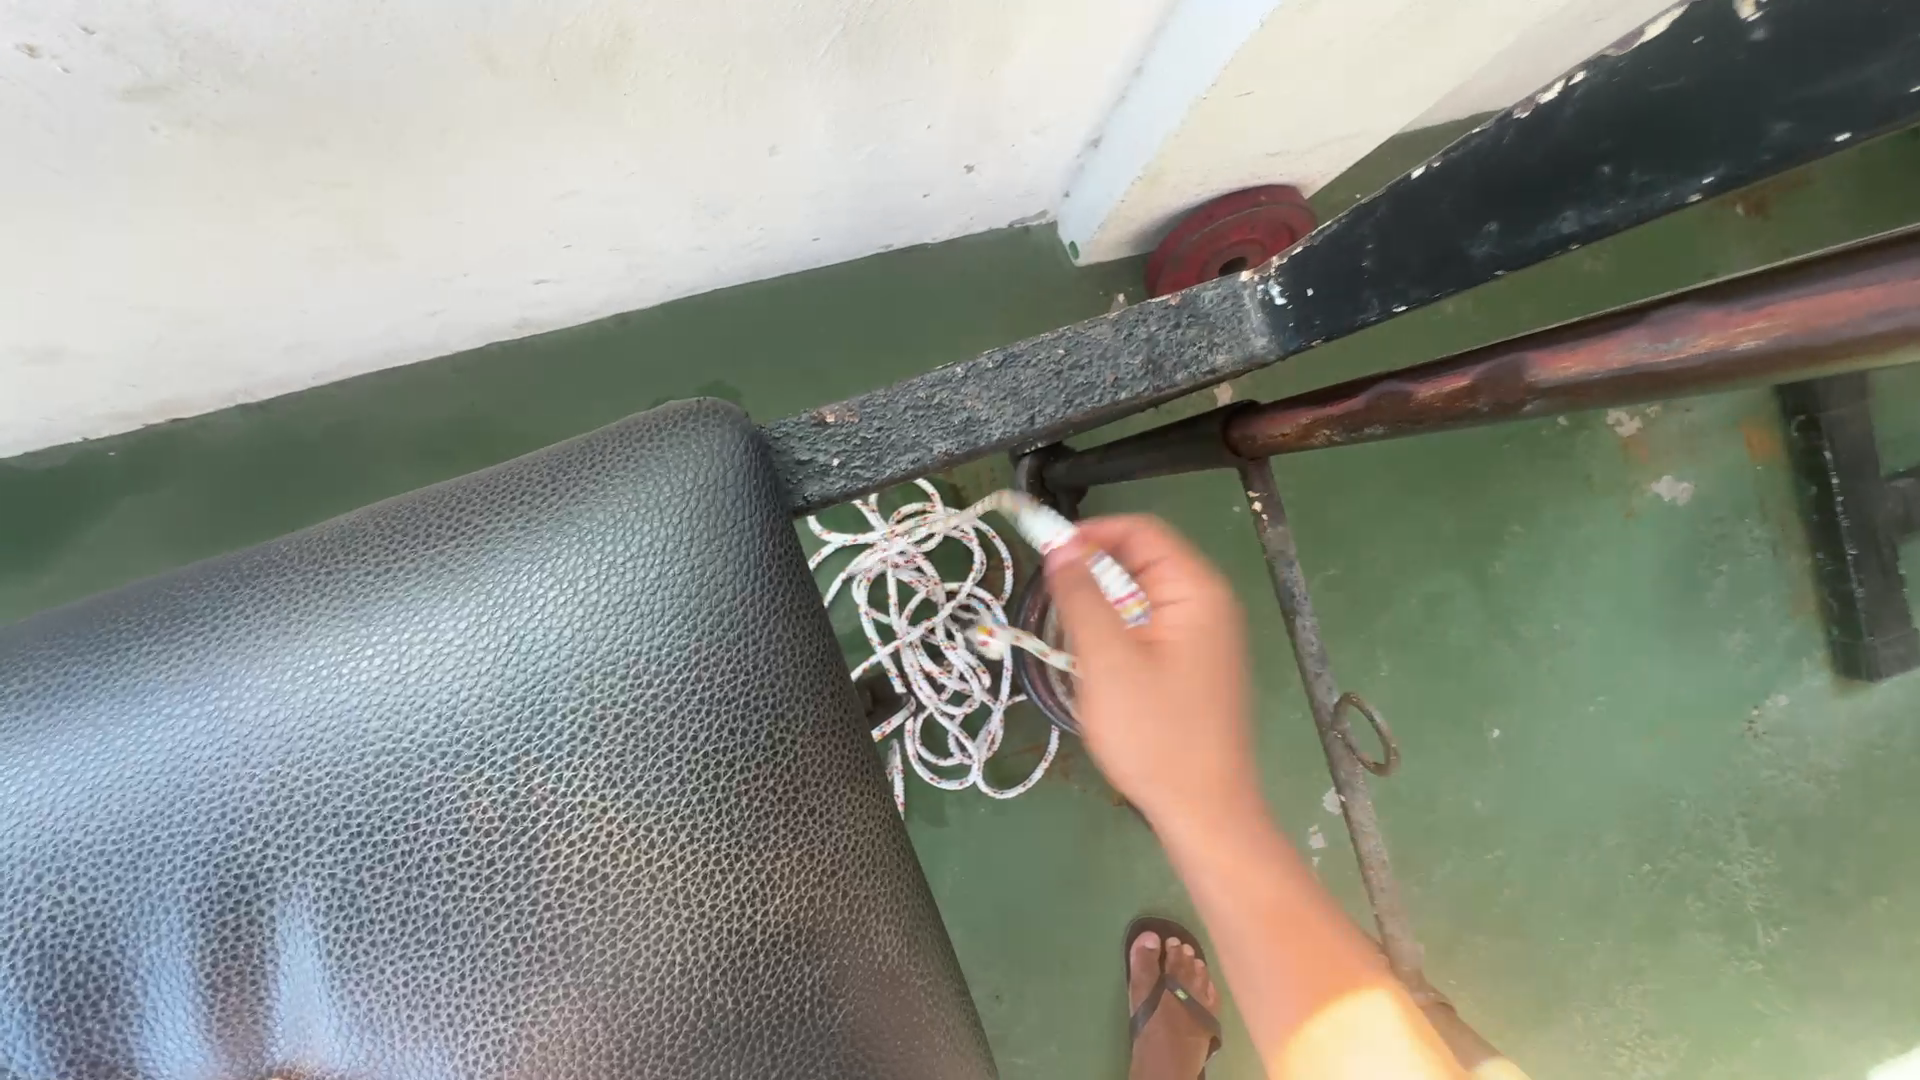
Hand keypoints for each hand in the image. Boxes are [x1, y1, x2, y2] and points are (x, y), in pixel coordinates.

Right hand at [1044, 515, 1258, 832]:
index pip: (1142, 532)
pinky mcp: (1193, 663)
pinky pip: (1148, 627)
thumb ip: (1081, 595)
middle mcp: (1207, 604)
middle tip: (1055, 605)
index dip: (1091, 534)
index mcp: (1196, 591)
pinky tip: (1098, 664)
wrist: (1203, 810)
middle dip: (1094, 574)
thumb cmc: (1155, 734)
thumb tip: (1061, 546)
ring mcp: (1203, 636)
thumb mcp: (1106, 659)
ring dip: (1102, 607)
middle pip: (1142, 562)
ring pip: (1140, 597)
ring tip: (1074, 641)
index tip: (1047, 555)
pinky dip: (1117, 632)